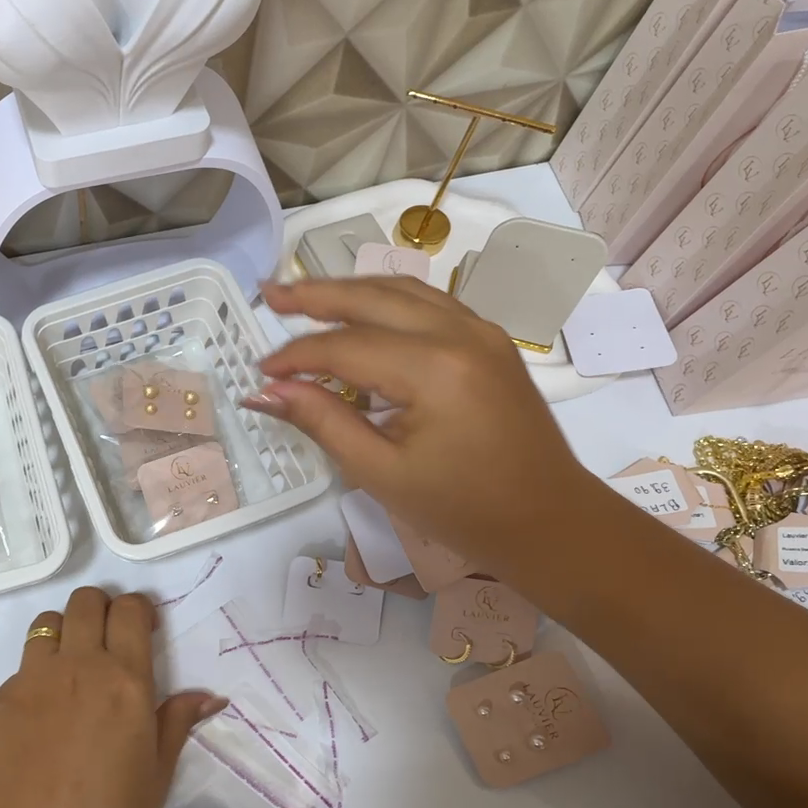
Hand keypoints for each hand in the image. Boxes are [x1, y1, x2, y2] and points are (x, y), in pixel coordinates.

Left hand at [0, 588, 222, 807]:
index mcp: (125, 680)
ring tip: (72, 669)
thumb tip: (210, 697)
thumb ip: (178, 720)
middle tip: (108, 640)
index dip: (139, 609)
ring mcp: (33, 680)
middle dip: (101, 608)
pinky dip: (37, 676)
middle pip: (85, 601)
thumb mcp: (158, 769)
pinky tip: (44, 717)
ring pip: (46, 623)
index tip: (144, 628)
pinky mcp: (2, 700)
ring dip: (64, 633)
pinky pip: (22, 668)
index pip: (130, 610)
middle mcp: (78, 666)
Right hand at [249, 276, 598, 568]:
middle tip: (269, 293)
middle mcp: (460, 333)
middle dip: (315, 295)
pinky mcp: (489, 340)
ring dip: (351, 290)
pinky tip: (360, 312)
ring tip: (303, 295)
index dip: (297, 356)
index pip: (346, 346)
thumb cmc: (460, 507)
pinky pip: (428, 304)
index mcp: (434, 370)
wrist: (546, 518)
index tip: (261, 373)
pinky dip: (385, 301)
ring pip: (403, 290)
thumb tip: (267, 393)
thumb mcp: (380, 472)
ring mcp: (481, 331)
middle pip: (373, 298)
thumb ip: (322, 422)